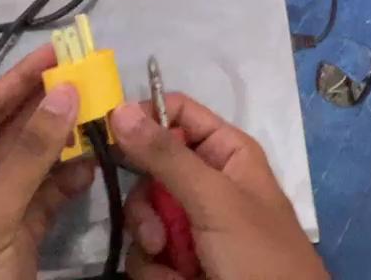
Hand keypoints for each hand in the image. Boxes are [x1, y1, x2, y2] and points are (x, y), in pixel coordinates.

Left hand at [0, 48, 95, 279]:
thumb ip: (29, 154)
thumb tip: (65, 90)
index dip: (19, 78)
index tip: (58, 51)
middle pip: (13, 134)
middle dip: (49, 105)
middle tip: (90, 75)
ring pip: (35, 164)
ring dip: (66, 140)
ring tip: (101, 114)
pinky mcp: (20, 242)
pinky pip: (47, 198)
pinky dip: (70, 180)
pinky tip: (94, 162)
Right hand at [111, 93, 326, 279]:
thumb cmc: (258, 254)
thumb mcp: (215, 200)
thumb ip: (167, 156)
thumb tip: (119, 108)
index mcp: (225, 151)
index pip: (177, 112)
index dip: (144, 118)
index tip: (111, 134)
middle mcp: (206, 181)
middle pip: (151, 169)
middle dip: (146, 204)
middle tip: (156, 232)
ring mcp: (192, 224)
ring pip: (143, 215)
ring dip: (150, 243)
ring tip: (171, 263)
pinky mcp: (180, 263)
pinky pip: (146, 254)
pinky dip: (156, 272)